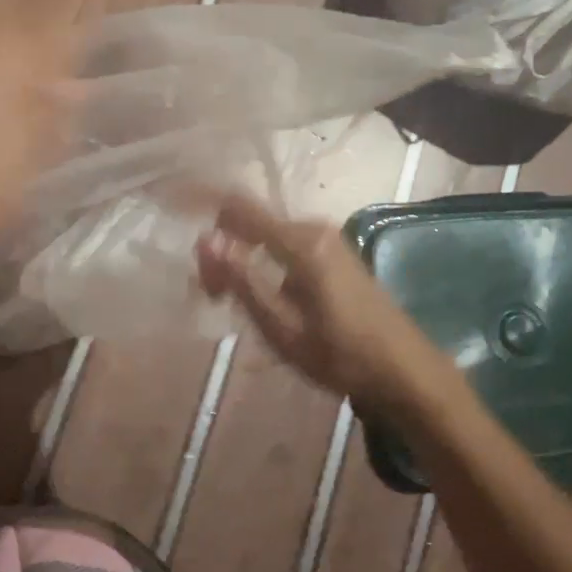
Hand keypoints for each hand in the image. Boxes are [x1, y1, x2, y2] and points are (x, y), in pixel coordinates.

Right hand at [197, 192, 439, 411]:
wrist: (406, 373)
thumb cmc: (342, 356)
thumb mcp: (282, 327)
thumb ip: (242, 280)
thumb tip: (204, 239)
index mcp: (300, 242)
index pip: (237, 206)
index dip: (198, 199)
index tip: (165, 200)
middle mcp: (312, 229)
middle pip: (248, 220)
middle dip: (218, 246)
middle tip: (208, 294)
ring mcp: (326, 240)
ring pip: (263, 234)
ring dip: (237, 257)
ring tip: (226, 301)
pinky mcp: (332, 255)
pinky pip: (282, 245)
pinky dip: (259, 262)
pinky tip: (257, 297)